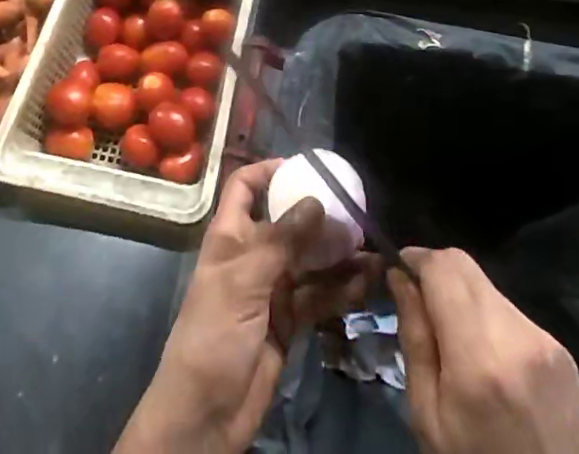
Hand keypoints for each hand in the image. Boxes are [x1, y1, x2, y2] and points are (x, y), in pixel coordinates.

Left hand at [114, 159, 373, 453]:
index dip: (269, 171)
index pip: (245, 188)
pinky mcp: (289, 320)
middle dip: (319, 216)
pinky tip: (368, 282)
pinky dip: (342, 289)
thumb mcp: (243, 283)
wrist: (206, 413)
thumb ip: (280, 242)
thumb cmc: (214, 336)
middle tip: (357, 210)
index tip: (306, 166)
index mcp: (230, 237)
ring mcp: (272, 289)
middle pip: (287, 223)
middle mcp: (252, 257)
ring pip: (309, 261)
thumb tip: (315, 200)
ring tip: (373, 247)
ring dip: (338, 254)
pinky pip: (319, 296)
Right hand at [389, 247, 578, 453]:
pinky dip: (487, 319)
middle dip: (434, 273)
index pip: (444, 267)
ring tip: (451, 338)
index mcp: (479, 356)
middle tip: (416, 302)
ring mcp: (546, 341)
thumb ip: (414, 338)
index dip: (414, 259)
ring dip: (461, 297)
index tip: (396, 274)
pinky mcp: (563, 351)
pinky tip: (485, 358)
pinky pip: (510, 312)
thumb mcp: (427, 414)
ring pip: (487, 287)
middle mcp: (518, 335)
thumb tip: (400, 277)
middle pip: (465, 266)